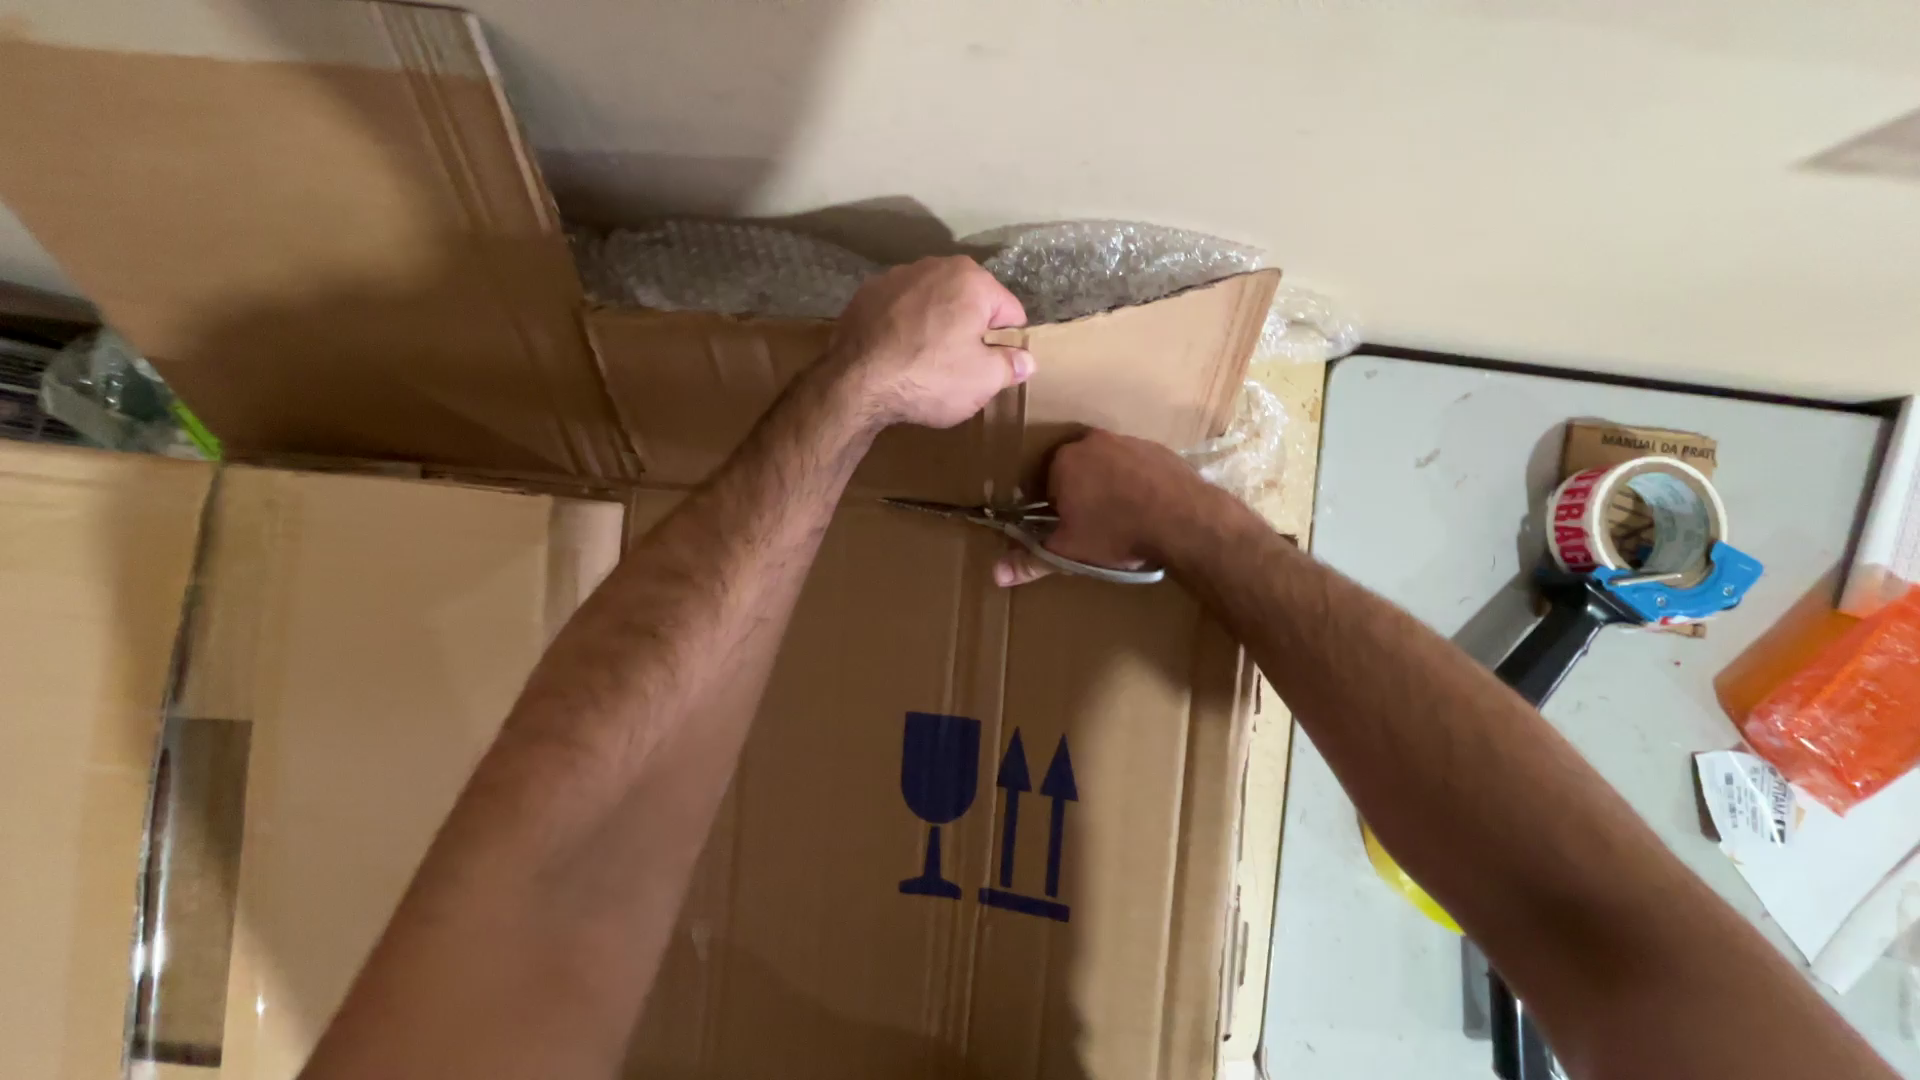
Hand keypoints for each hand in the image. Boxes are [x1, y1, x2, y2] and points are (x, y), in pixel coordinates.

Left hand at [829, 256, 1033, 429]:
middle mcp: (935, 265)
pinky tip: (898, 355)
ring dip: (937, 326)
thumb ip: (1012, 366)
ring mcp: (896, 277)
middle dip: (970, 331)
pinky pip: (900, 311)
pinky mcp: (866, 294)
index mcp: (972, 280)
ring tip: (926, 363)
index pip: (1009, 312)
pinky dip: (905, 328)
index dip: (1007, 343)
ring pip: (933, 304)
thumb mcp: (983, 380)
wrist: (855, 383)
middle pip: (969, 302)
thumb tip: (1028, 360)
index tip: (994, 367)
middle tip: (959, 367)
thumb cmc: (930, 377)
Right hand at [994, 430, 1216, 586]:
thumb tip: (996, 575)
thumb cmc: (1117, 533)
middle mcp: (1092, 441)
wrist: (1184, 520)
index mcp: (1063, 461)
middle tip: (1093, 526)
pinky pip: (1136, 466)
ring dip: (1108, 487)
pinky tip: (1146, 509)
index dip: (1052, 509)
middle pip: (1075, 471)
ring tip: (1122, 520)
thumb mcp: (1068, 551)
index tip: (1066, 528)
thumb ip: (1030, 561)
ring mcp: (1128, 441)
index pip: (1043, 483)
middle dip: (1080, 495)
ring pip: (1106, 466)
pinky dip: (1136, 484)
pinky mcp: (1158, 448)